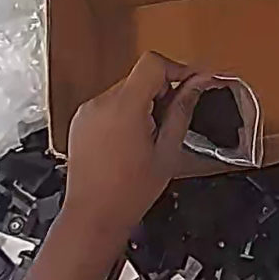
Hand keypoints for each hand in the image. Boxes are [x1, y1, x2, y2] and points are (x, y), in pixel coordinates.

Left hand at [63, 52, 213, 240]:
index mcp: (124, 107)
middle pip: (140, 76)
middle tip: (173, 119)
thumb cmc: (129, 191)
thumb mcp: (168, 149)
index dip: (176, 70)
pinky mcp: (81, 121)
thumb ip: (182, 110)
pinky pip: (110, 104)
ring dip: (144, 103)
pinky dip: (126, 113)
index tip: (191, 83)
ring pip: (126, 90)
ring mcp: (87, 111)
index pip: (153, 63)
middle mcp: (101, 103)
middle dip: (161, 92)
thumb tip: (197, 84)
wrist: (93, 216)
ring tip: (151, 136)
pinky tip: (131, 141)